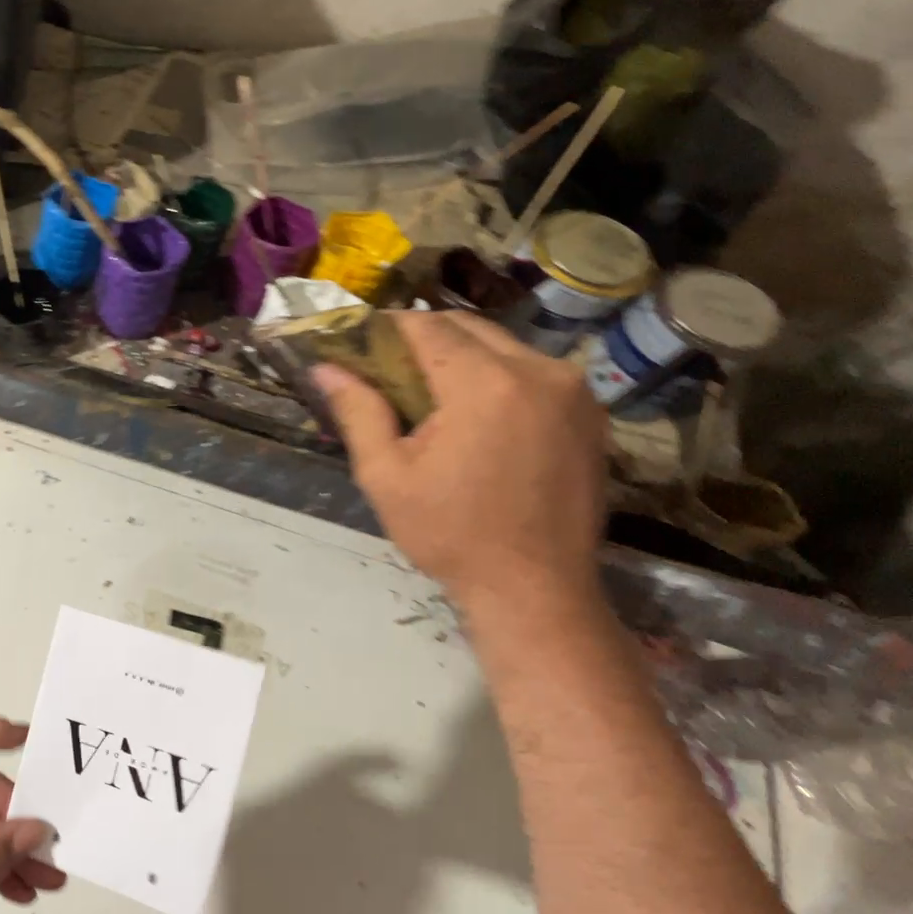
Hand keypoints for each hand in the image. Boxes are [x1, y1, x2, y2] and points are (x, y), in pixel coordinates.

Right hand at [313, 311, 606, 607]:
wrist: (536, 587)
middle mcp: (539, 372)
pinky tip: (470, 412)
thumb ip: (358, 412)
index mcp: (485, 385)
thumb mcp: (386, 475)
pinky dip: (495, 376)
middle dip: (422, 337)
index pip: (428, 327)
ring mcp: (573, 391)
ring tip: (424, 391)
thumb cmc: (449, 534)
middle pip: (468, 328)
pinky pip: (532, 372)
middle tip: (384, 366)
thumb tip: (324, 368)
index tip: (356, 339)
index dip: (387, 326)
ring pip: (502, 347)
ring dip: (460, 356)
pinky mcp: (589, 413)